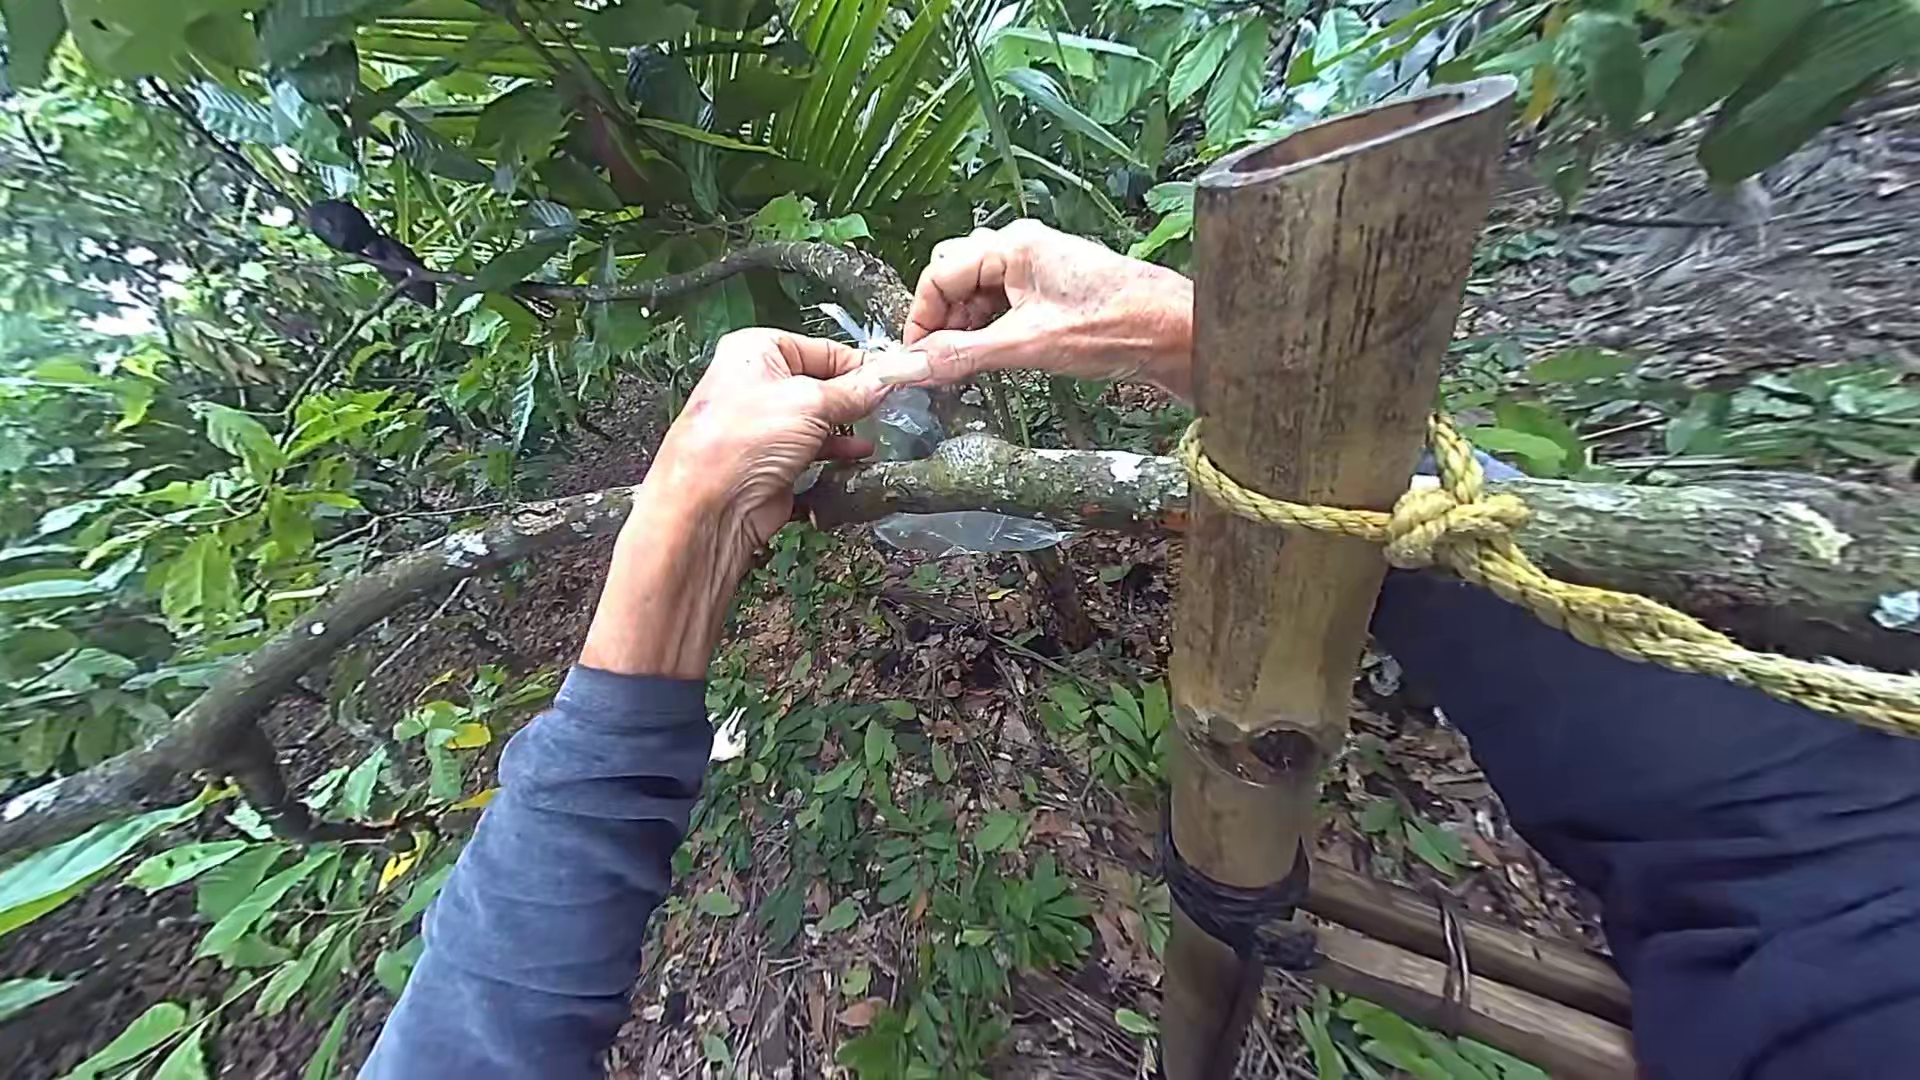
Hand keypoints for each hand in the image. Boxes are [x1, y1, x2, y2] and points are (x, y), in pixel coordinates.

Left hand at [580, 329, 921, 676]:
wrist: (712, 506)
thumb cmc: (747, 439)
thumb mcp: (811, 403)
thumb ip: (854, 392)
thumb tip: (887, 380)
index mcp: (757, 352)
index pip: (822, 349)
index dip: (858, 365)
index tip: (891, 380)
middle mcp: (759, 384)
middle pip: (823, 385)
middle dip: (854, 399)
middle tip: (889, 408)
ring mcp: (766, 426)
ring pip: (821, 421)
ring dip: (849, 429)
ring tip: (879, 433)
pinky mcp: (775, 461)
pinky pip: (815, 451)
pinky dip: (837, 454)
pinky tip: (860, 457)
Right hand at [903, 219, 1195, 399]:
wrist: (1175, 334)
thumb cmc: (1112, 327)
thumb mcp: (1027, 345)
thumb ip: (962, 355)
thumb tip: (910, 367)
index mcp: (1012, 246)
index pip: (939, 274)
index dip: (920, 318)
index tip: (915, 359)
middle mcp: (1022, 250)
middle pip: (955, 280)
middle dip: (941, 323)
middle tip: (940, 364)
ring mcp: (1038, 271)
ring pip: (979, 297)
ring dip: (964, 331)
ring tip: (965, 368)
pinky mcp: (1052, 294)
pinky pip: (1004, 308)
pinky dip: (989, 334)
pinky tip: (991, 359)